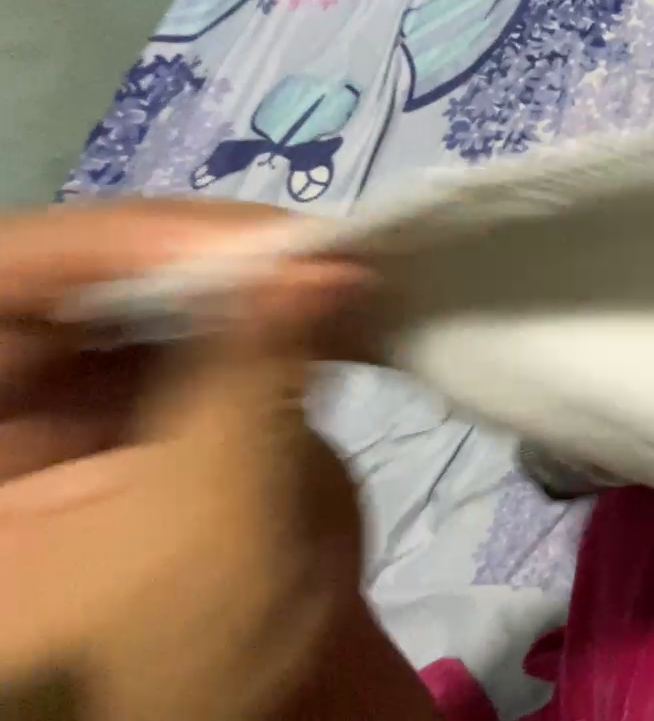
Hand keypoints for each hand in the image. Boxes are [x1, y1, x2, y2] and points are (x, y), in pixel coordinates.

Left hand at [0, 199, 431, 718]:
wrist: (250, 708)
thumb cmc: (190, 649)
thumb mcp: (215, 514)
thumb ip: (258, 377)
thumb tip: (323, 263)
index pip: (2, 280)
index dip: (122, 246)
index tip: (268, 248)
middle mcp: (4, 392)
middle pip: (84, 269)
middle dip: (211, 250)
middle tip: (324, 251)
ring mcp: (81, 393)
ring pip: (159, 287)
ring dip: (261, 273)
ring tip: (351, 269)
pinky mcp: (167, 397)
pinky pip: (216, 322)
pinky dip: (286, 304)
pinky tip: (346, 302)